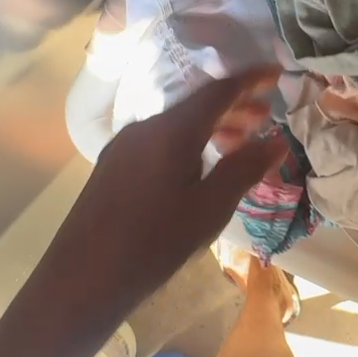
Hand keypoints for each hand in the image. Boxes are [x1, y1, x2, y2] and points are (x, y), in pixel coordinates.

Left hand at [58, 68, 284, 303]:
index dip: (251, 79)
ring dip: (212, 127)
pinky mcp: (114, 167)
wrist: (80, 283)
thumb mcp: (210, 208)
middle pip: (197, 105)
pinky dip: (190, 142)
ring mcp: (125, 146)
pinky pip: (161, 140)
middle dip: (234, 106)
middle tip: (266, 116)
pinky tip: (201, 167)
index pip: (219, 91)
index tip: (277, 72)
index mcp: (172, 130)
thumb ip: (245, 168)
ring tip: (240, 142)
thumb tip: (277, 140)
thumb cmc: (153, 244)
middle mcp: (146, 128)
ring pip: (178, 124)